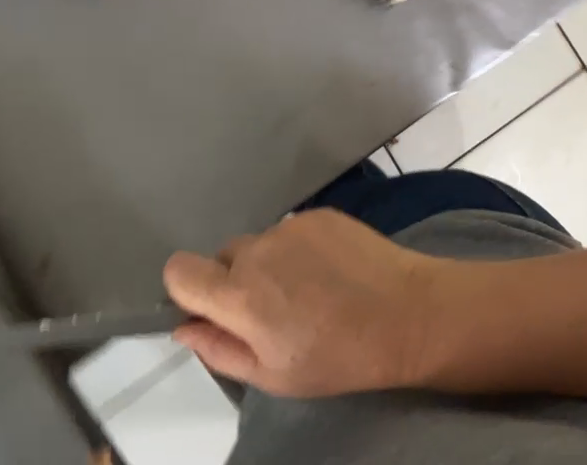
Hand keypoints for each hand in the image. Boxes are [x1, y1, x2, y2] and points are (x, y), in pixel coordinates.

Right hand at [162, 210, 452, 396]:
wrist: (406, 314)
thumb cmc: (337, 356)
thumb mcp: (272, 374)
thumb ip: (218, 349)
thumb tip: (183, 326)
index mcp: (239, 296)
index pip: (180, 270)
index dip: (187, 287)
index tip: (211, 305)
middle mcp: (257, 251)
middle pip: (223, 256)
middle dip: (235, 279)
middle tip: (274, 308)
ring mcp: (290, 226)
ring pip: (260, 243)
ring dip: (270, 263)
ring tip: (310, 290)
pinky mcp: (319, 213)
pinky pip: (291, 231)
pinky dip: (300, 249)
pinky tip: (330, 271)